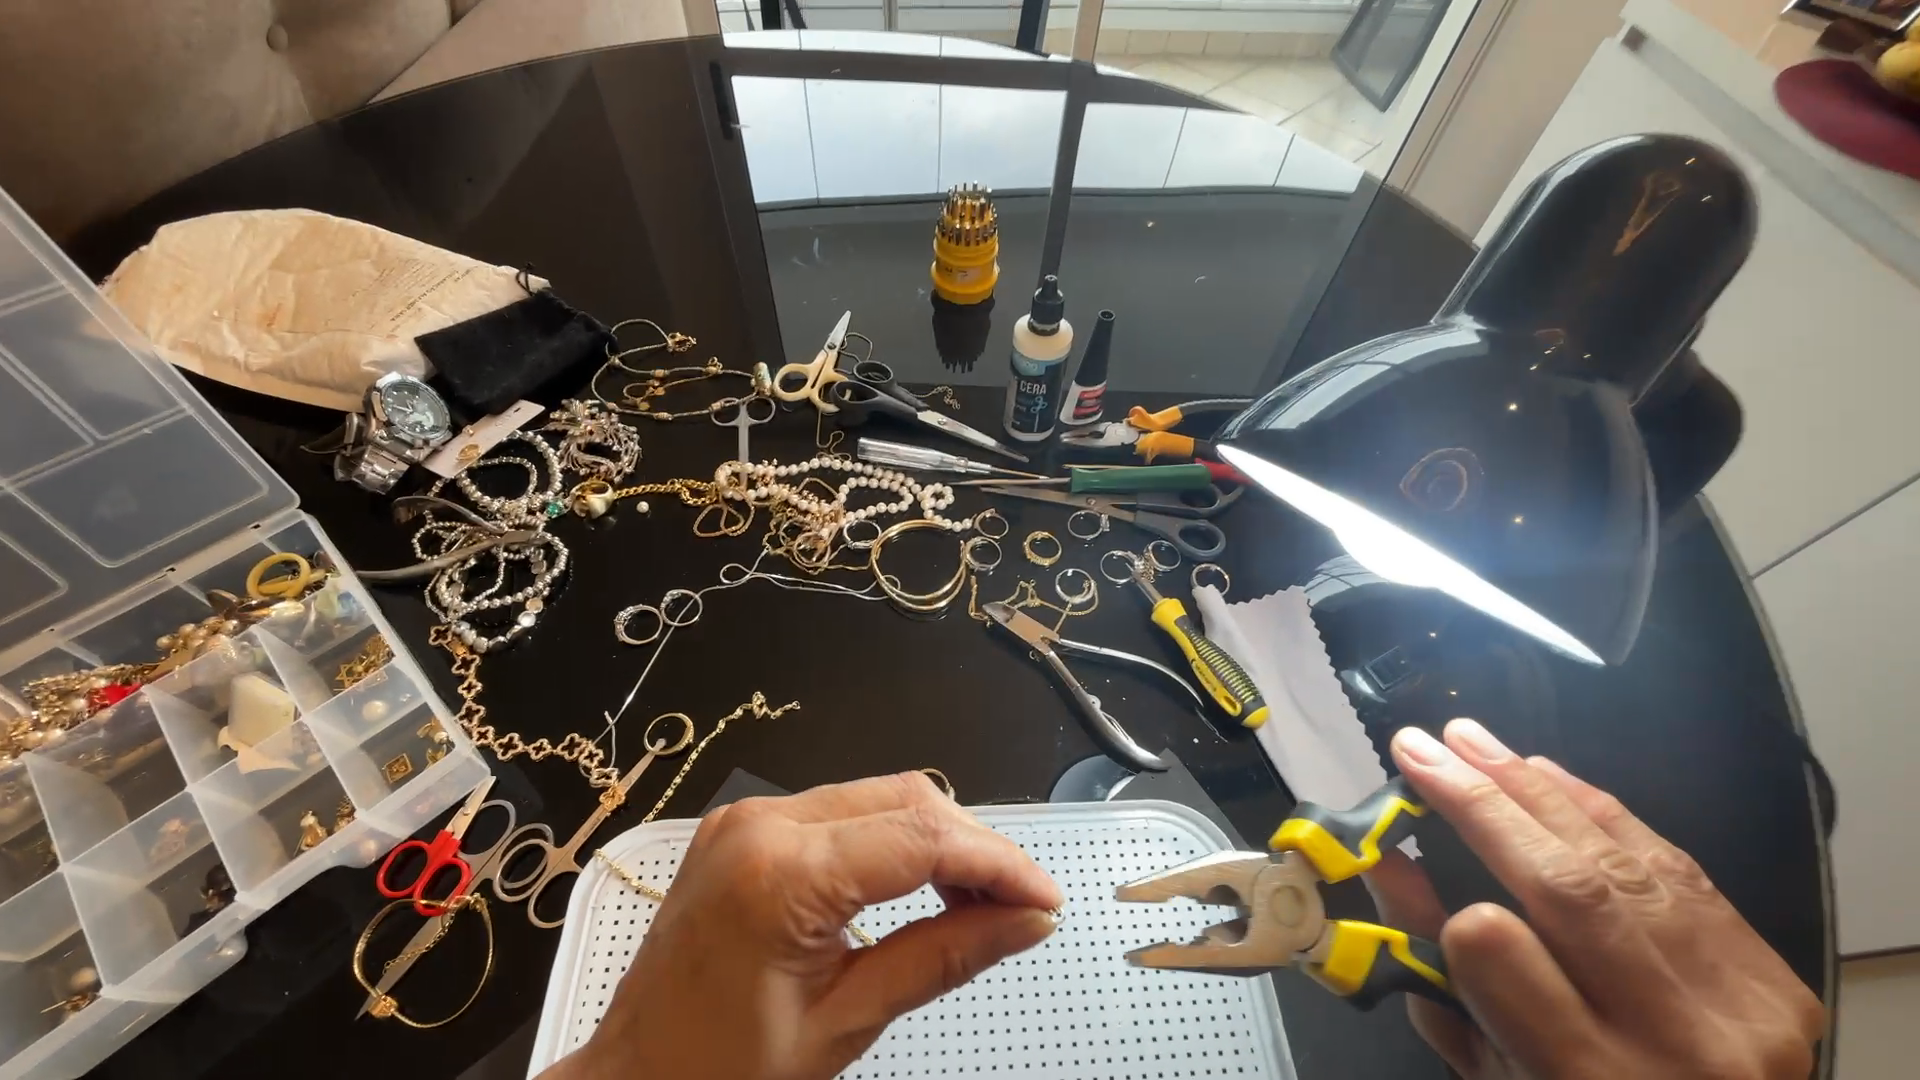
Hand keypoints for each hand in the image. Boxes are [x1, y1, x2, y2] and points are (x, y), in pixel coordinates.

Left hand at [545, 773, 1062, 1079]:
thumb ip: (944, 957)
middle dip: (973, 845)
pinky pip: (844, 810)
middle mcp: (764, 821)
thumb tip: (1028, 921)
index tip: (1044, 898)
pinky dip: (893, 838)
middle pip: (905, 799)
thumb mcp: (846, 1022)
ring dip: (937, 838)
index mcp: (781, 873)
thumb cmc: (725, 1073)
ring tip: (976, 897)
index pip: (920, 839)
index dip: (995, 863)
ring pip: (879, 796)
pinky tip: (918, 880)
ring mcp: (750, 815)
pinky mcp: (747, 824)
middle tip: (1019, 902)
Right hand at [1365, 719, 1822, 1078]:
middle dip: (1481, 800)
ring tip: (1470, 740)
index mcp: (1587, 1076)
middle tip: (1423, 745)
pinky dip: (1602, 810)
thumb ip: (1430, 963)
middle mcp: (1678, 1041)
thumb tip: (1385, 859)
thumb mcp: (1484, 1065)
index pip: (1498, 949)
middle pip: (1566, 886)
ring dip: (1534, 786)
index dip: (1447, 902)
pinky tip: (1548, 772)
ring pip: (1620, 862)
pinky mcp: (1775, 978)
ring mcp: (1742, 1006)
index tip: (1405, 858)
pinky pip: (1675, 867)